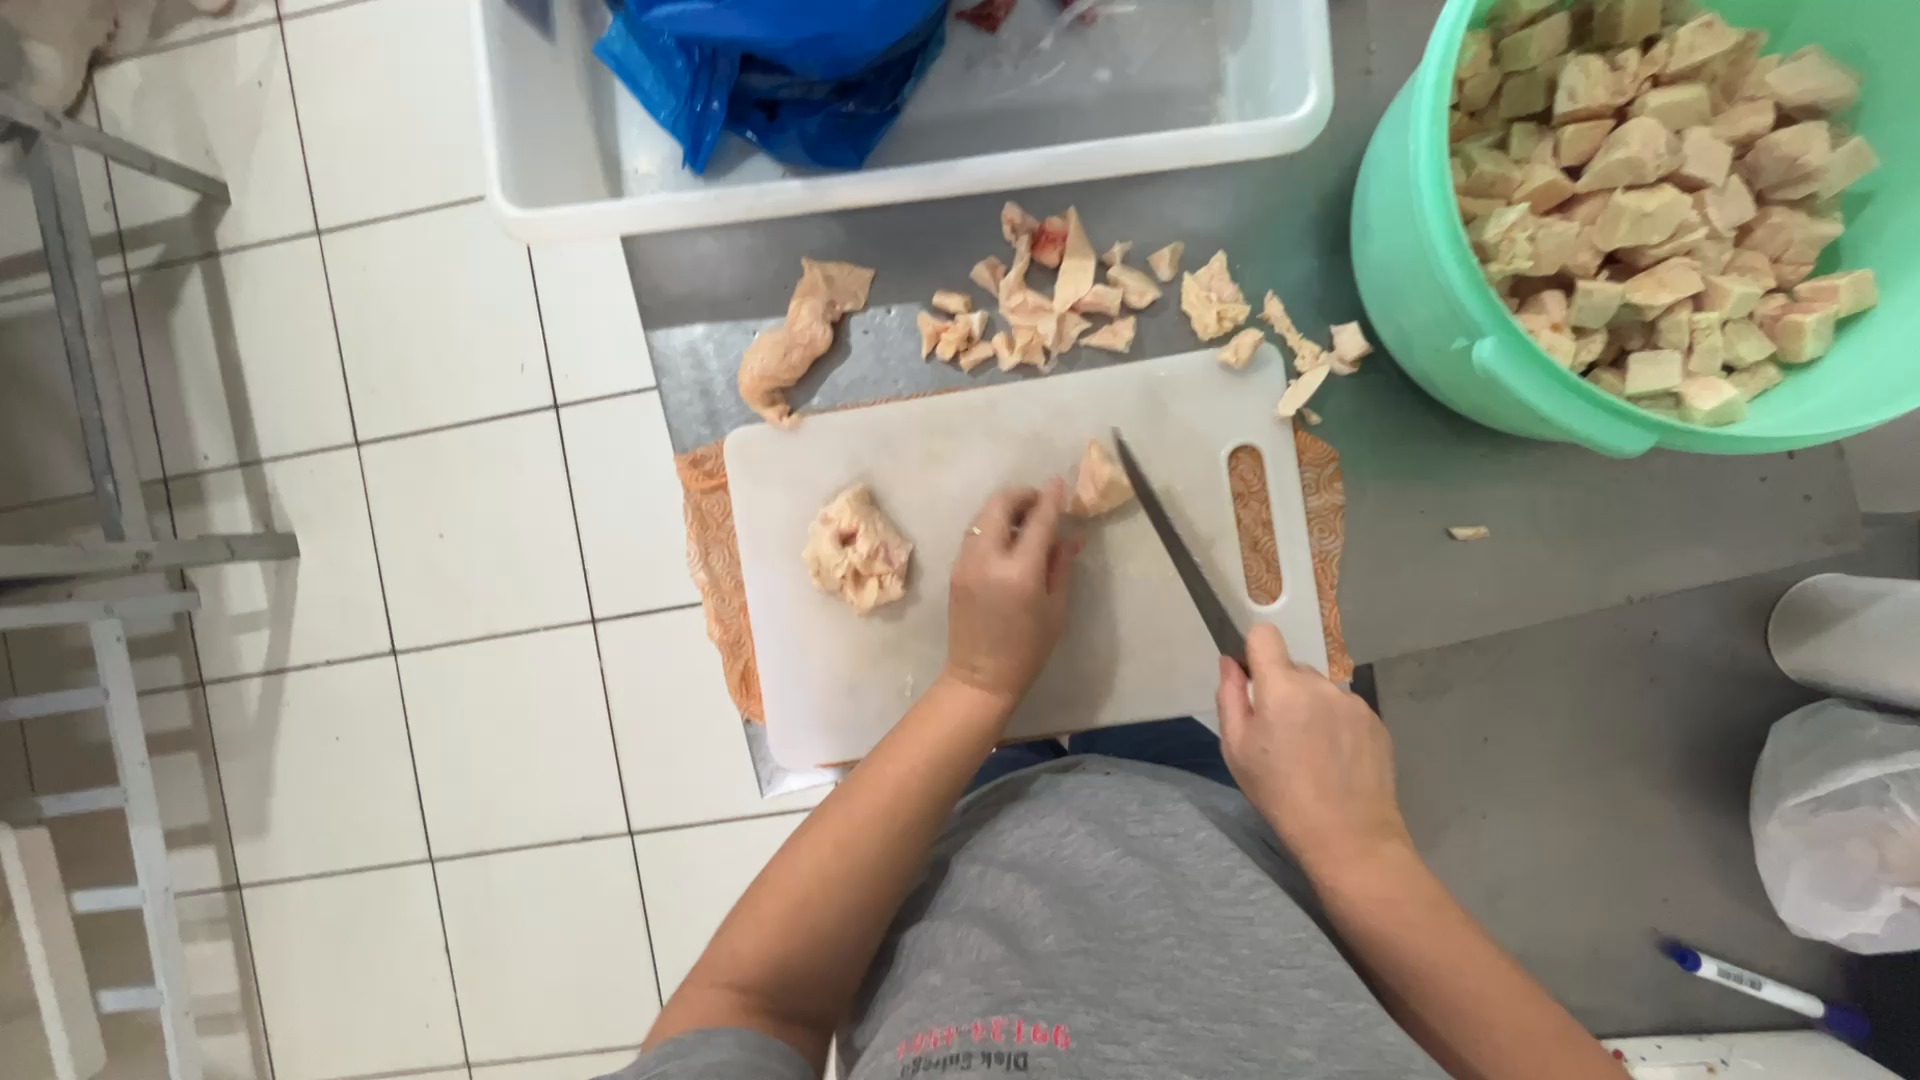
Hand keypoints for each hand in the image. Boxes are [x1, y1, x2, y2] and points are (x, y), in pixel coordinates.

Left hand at [943, 480, 1080, 710]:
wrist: (981, 676)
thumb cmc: (1028, 648)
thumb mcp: (1056, 608)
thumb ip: (1060, 566)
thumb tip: (1070, 537)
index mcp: (1019, 573)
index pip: (1038, 522)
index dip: (1051, 499)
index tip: (1059, 483)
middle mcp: (987, 560)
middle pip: (999, 505)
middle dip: (1021, 496)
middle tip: (1040, 504)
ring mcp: (965, 563)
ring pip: (982, 517)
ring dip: (1004, 510)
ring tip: (1025, 522)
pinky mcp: (955, 570)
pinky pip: (973, 535)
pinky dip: (991, 527)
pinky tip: (1007, 541)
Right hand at [1216, 623, 1414, 880]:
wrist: (1349, 836)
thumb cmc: (1280, 793)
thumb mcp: (1236, 749)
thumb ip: (1230, 696)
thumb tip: (1230, 662)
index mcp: (1281, 688)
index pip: (1265, 635)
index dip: (1254, 649)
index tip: (1252, 677)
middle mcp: (1320, 685)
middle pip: (1292, 668)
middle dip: (1281, 689)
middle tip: (1279, 733)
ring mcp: (1353, 702)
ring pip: (1319, 690)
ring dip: (1310, 706)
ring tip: (1311, 751)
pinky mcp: (1376, 721)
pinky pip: (1344, 708)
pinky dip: (1335, 724)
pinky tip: (1334, 759)